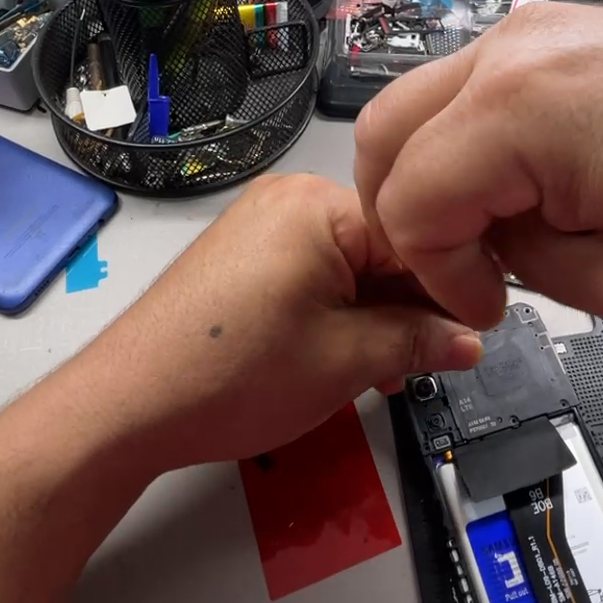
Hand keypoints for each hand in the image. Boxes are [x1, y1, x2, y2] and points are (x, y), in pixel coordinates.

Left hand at [85, 173, 482, 469]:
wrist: (128, 404)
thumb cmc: (231, 374)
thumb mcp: (345, 361)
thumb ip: (419, 342)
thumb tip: (471, 339)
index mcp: (319, 205)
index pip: (415, 236)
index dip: (449, 290)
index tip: (473, 331)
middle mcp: (290, 198)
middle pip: (382, 246)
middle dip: (407, 307)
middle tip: (425, 362)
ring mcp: (263, 222)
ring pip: (350, 262)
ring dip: (373, 313)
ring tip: (379, 371)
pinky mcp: (246, 250)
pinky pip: (314, 268)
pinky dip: (336, 307)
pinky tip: (342, 351)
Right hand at [355, 3, 602, 329]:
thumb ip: (522, 264)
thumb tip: (485, 238)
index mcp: (519, 109)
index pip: (408, 202)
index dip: (436, 273)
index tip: (492, 305)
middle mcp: (515, 49)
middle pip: (384, 133)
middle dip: (407, 215)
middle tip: (468, 268)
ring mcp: (539, 28)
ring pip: (423, 103)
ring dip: (438, 174)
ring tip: (508, 227)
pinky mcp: (566, 29)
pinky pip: (476, 86)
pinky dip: (474, 141)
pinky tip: (535, 181)